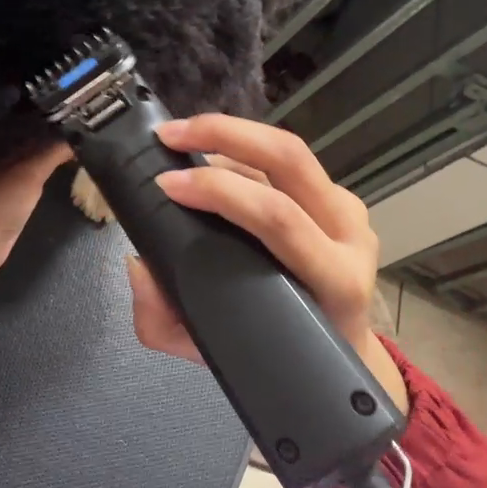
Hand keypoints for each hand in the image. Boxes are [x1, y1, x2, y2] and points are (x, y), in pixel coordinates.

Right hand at [123, 115, 407, 412]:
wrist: (344, 354)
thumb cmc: (281, 353)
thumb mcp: (216, 351)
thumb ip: (164, 321)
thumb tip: (138, 267)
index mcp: (333, 281)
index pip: (278, 217)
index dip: (218, 191)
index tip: (166, 187)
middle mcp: (348, 237)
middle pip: (289, 159)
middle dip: (222, 135)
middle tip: (166, 136)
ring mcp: (347, 211)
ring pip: (287, 149)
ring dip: (228, 133)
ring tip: (180, 136)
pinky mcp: (338, 196)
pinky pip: (285, 160)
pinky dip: (239, 149)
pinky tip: (207, 152)